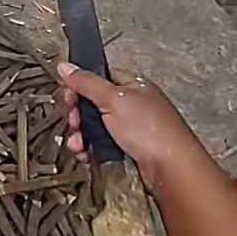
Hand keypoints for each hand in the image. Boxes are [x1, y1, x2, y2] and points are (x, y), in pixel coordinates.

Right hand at [56, 62, 208, 191]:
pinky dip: (88, 148)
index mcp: (132, 85)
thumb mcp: (114, 99)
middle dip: (77, 114)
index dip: (80, 85)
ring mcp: (129, 128)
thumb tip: (66, 66)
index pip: (98, 77)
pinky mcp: (126, 149)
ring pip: (94, 126)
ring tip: (78, 143)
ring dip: (80, 134)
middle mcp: (131, 104)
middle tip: (74, 121)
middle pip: (92, 103)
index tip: (69, 95)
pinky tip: (84, 153)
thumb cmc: (151, 130)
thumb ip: (86, 82)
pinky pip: (100, 144)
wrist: (170, 169)